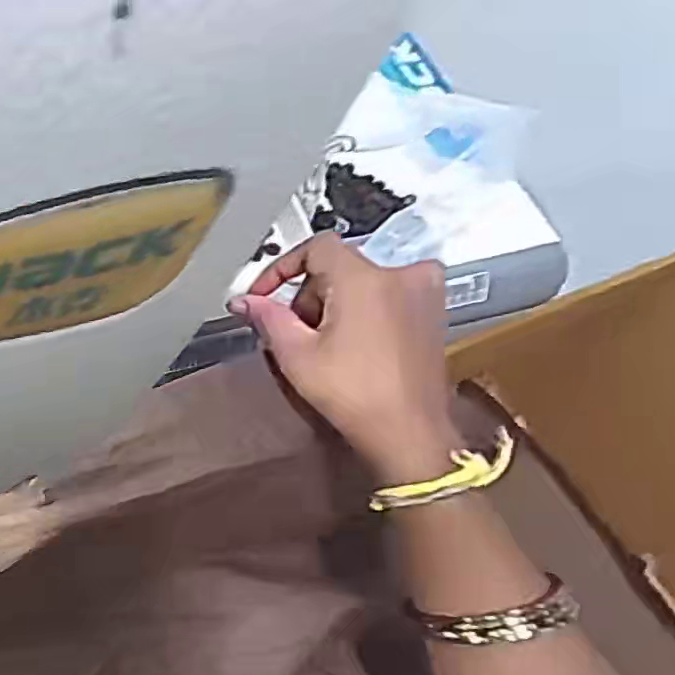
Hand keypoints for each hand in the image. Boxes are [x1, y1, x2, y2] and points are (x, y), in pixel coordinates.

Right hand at [231, 234, 460, 483]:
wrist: (405, 426)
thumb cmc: (352, 393)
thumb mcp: (296, 355)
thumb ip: (267, 318)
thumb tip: (242, 300)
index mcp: (366, 279)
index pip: (316, 248)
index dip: (281, 268)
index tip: (262, 296)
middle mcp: (402, 272)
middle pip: (337, 268)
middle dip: (308, 298)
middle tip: (296, 338)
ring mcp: (423, 289)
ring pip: (359, 282)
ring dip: (333, 307)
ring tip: (324, 349)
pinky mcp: (432, 307)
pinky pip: (383, 295)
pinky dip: (359, 313)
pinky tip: (350, 348)